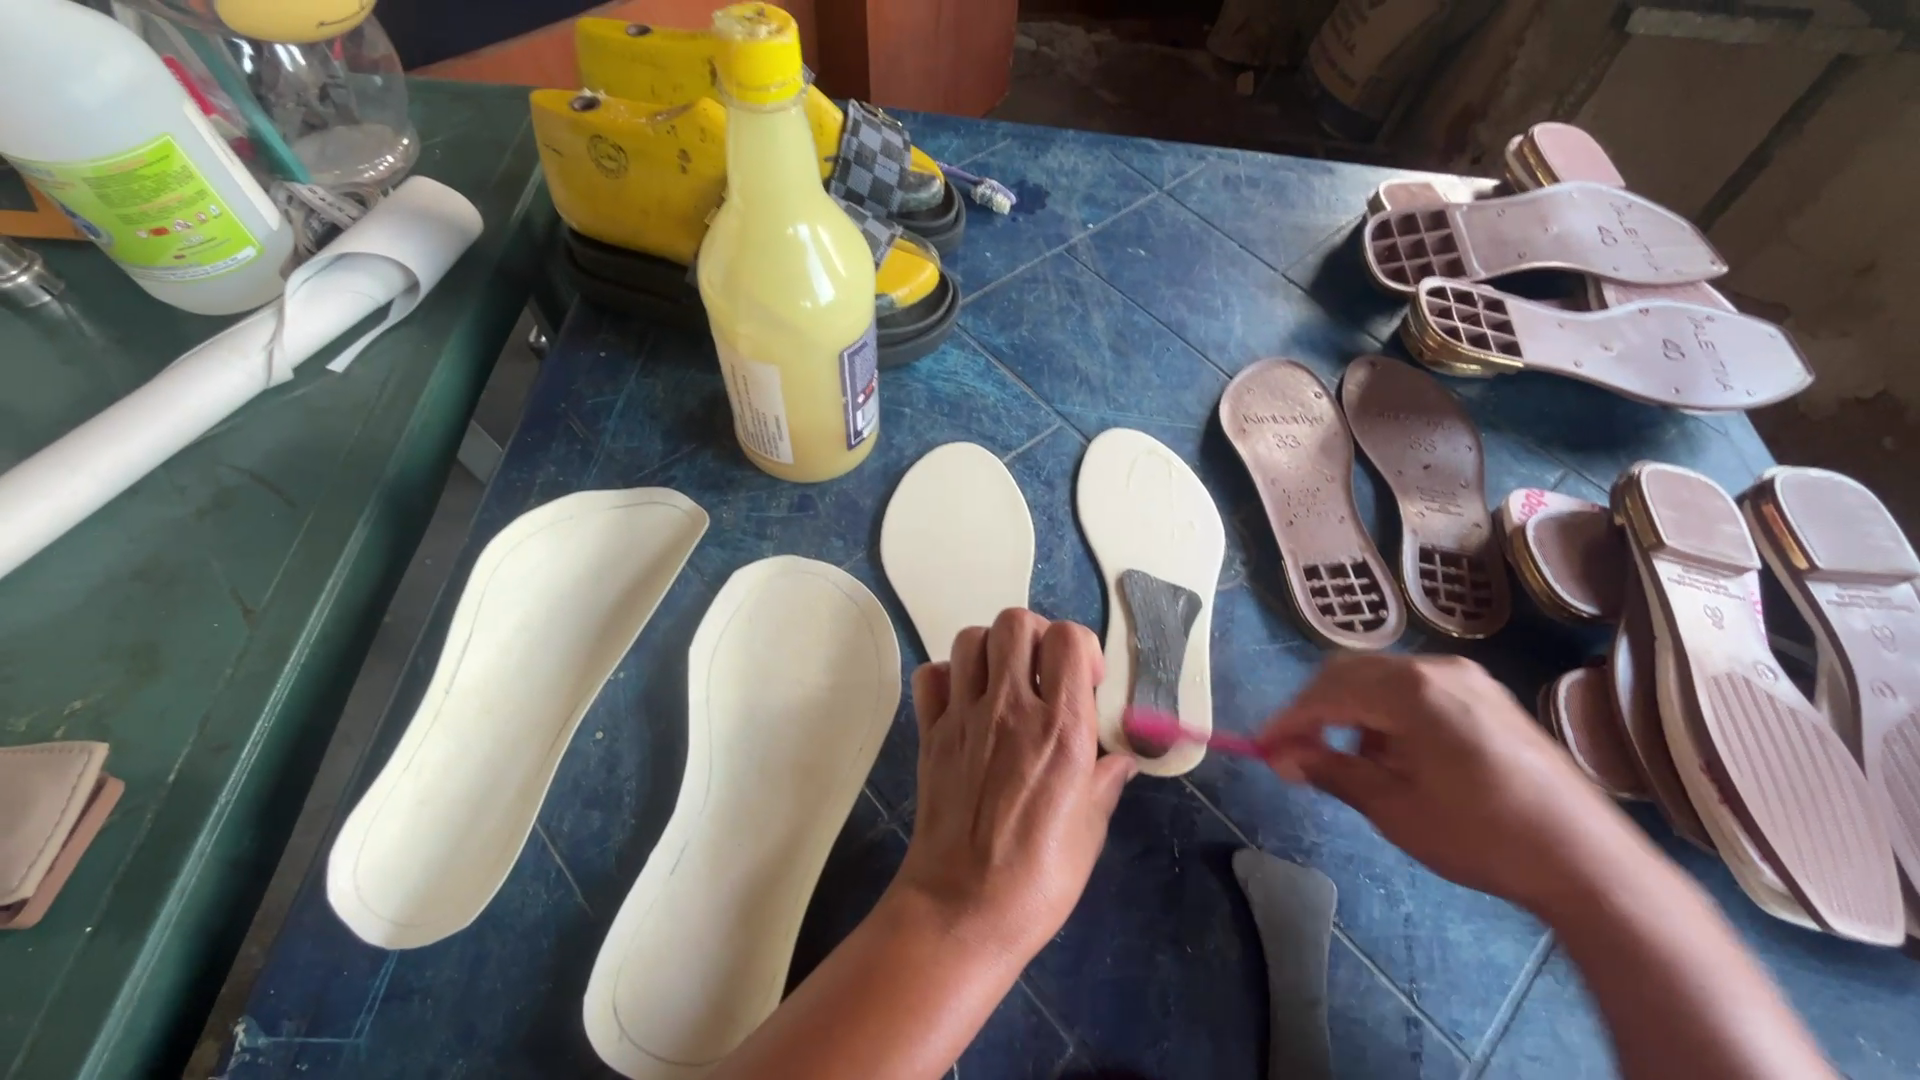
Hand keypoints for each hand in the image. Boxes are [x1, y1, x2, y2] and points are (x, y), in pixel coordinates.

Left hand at [888, 609, 1137, 963]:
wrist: (961, 909)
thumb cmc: (1039, 878)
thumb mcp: (1090, 831)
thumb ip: (1104, 783)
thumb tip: (1119, 760)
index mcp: (1061, 728)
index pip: (1068, 639)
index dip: (1081, 648)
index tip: (1086, 682)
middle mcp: (1010, 708)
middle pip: (1015, 622)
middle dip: (1036, 635)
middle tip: (1043, 673)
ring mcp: (963, 717)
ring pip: (970, 639)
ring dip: (992, 650)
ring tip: (1005, 683)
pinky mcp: (930, 734)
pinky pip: (930, 676)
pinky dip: (947, 677)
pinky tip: (964, 703)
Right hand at [1260, 653, 1641, 912]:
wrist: (1587, 861)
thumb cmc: (1482, 836)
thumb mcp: (1394, 808)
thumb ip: (1332, 772)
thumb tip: (1284, 757)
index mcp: (1412, 691)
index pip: (1328, 693)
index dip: (1289, 720)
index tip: (1262, 748)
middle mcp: (1438, 670)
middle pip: (1351, 673)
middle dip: (1315, 710)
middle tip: (1294, 752)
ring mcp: (1468, 680)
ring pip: (1382, 680)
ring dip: (1350, 711)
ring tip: (1343, 760)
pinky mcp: (1487, 698)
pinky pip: (1415, 691)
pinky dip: (1385, 714)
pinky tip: (1391, 755)